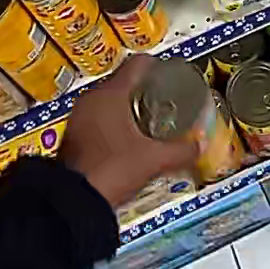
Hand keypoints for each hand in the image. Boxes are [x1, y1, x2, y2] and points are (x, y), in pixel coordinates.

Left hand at [59, 55, 198, 206]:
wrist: (70, 205)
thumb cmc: (109, 171)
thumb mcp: (153, 159)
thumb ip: (181, 150)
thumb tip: (199, 145)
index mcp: (111, 94)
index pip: (138, 63)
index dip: (158, 65)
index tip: (171, 73)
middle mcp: (92, 100)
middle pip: (124, 81)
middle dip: (146, 89)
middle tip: (167, 98)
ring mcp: (79, 118)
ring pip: (110, 100)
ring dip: (130, 106)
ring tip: (152, 119)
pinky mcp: (72, 137)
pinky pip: (99, 118)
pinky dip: (115, 122)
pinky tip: (130, 138)